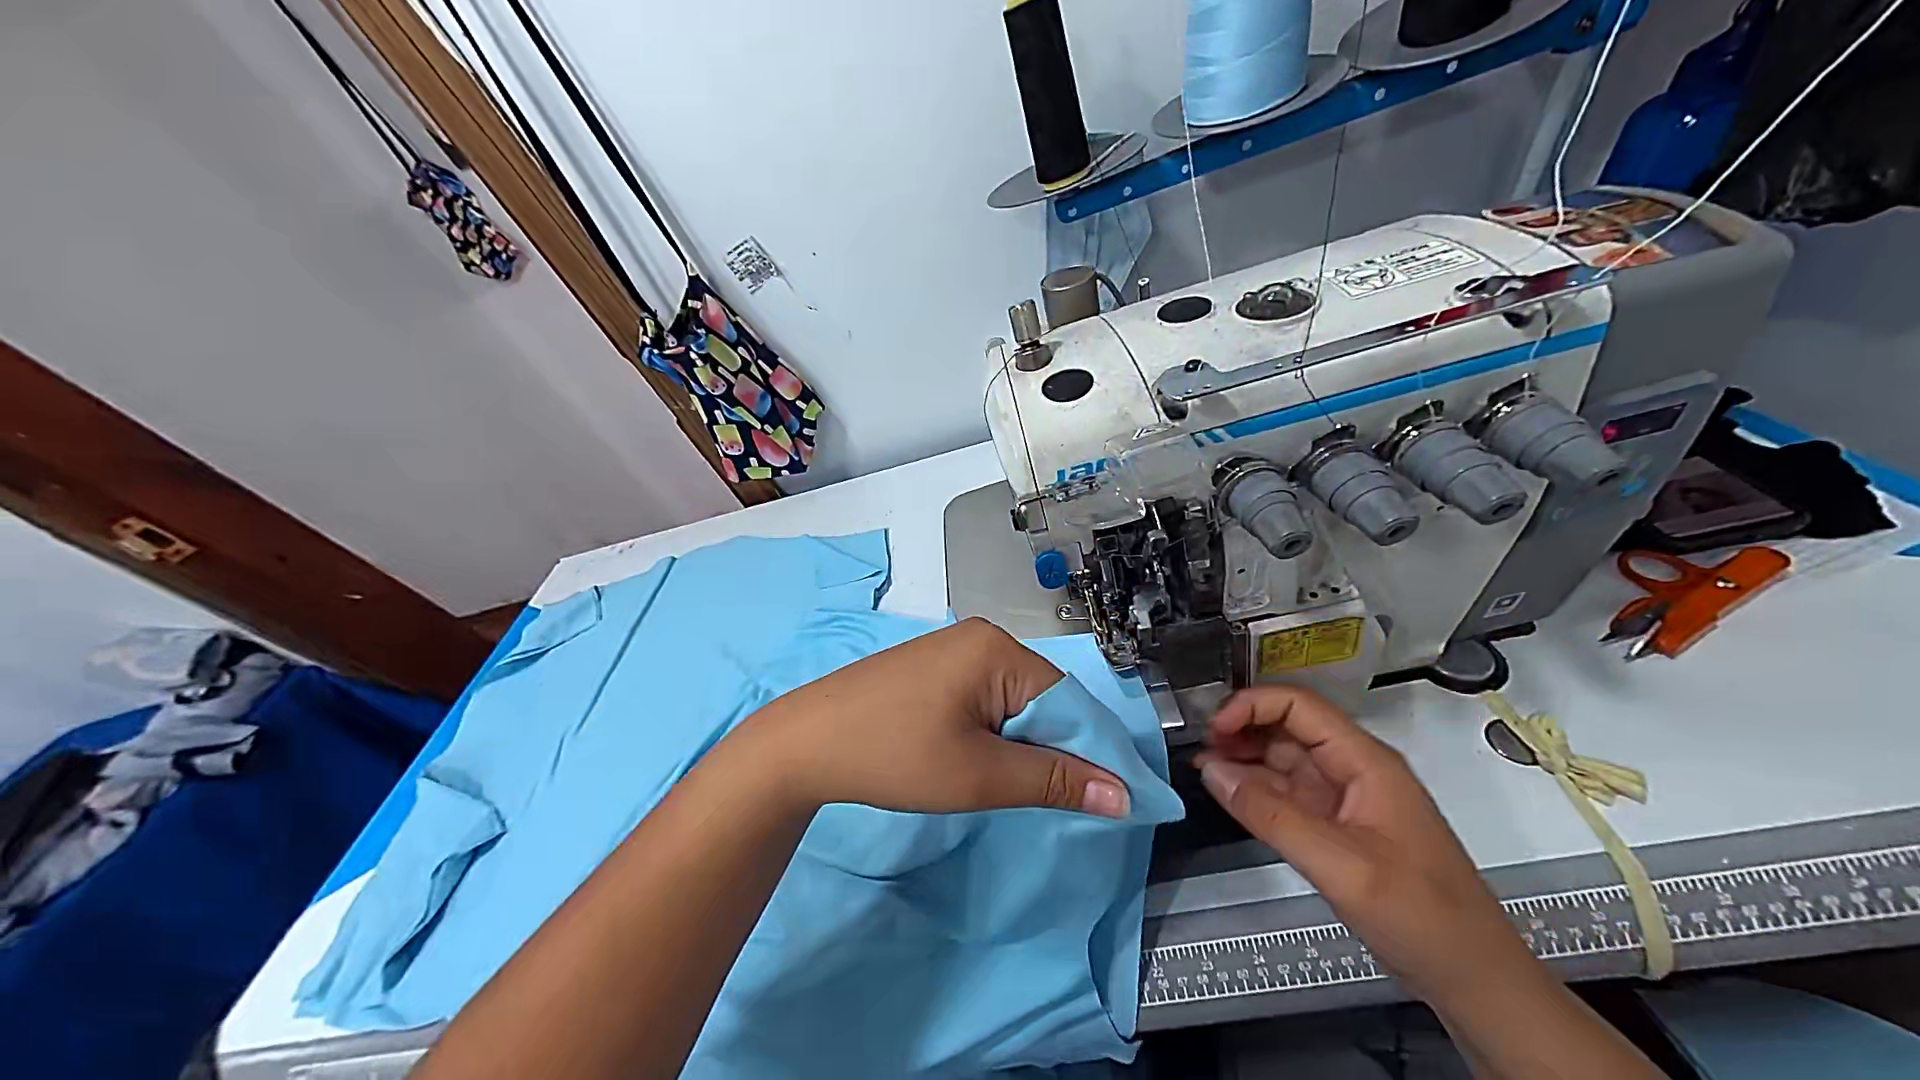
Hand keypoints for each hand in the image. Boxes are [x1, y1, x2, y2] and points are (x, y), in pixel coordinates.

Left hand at [727, 618, 1132, 818]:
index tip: (1106, 802)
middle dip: (1054, 750)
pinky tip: (980, 761)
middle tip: (1050, 800)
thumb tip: (1123, 796)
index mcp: (998, 649)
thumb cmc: (891, 754)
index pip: (1071, 701)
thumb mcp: (979, 775)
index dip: (1091, 753)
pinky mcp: (935, 668)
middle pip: (1045, 699)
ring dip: (1023, 745)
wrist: (802, 744)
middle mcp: (981, 638)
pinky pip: (987, 698)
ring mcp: (954, 650)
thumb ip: (1054, 781)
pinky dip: (995, 733)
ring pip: (1016, 702)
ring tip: (1009, 784)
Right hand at [1194, 685, 1542, 1009]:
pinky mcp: (1335, 825)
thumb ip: (1272, 816)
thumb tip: (1212, 772)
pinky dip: (1254, 790)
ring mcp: (1343, 797)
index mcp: (1365, 762)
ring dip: (1243, 758)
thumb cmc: (1424, 917)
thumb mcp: (1342, 865)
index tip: (1214, 730)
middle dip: (1241, 730)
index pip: (1299, 706)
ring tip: (1203, 769)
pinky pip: (1286, 793)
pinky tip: (1228, 794)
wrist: (1474, 979)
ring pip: (1283, 759)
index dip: (1251, 707)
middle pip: (1288, 727)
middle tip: (1199, 750)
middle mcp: (1353, 769)